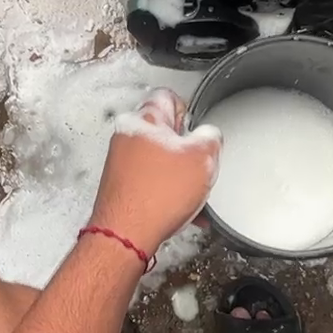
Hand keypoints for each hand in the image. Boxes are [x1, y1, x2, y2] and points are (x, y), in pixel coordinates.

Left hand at [88, 89, 220, 259]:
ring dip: (178, 176)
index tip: (196, 129)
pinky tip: (180, 210)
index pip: (169, 97)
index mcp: (143, 119)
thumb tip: (210, 136)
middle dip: (186, 151)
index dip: (189, 112)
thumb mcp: (203, 158)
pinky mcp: (120, 186)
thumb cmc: (155, 197)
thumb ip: (212, 138)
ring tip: (190, 194)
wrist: (126, 235)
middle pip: (166, 133)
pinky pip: (150, 183)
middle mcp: (126, 137)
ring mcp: (120, 162)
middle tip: (197, 166)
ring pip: (159, 161)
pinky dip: (166, 193)